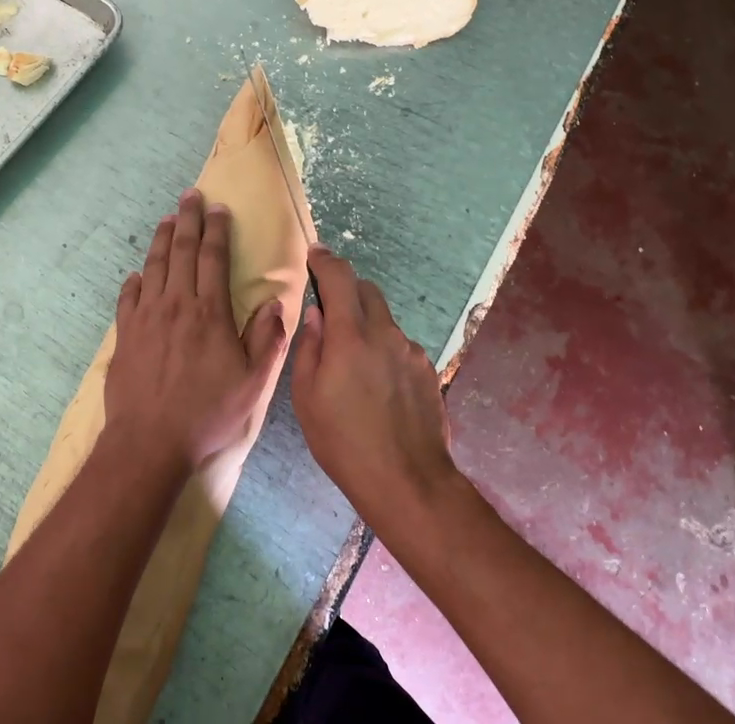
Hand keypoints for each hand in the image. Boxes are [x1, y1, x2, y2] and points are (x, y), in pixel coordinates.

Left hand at [103, 189, 287, 473]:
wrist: (149, 441)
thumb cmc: (207, 413)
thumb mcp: (252, 383)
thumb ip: (266, 340)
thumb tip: (275, 303)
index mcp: (209, 312)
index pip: (214, 259)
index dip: (217, 231)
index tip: (220, 209)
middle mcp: (175, 305)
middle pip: (182, 252)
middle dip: (188, 220)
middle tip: (190, 196)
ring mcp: (145, 318)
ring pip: (154, 267)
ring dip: (162, 240)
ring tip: (168, 220)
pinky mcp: (125, 335)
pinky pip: (128, 298)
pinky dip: (135, 280)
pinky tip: (138, 274)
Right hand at [292, 245, 462, 531]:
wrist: (406, 480)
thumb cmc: (342, 441)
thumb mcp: (306, 397)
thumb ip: (310, 347)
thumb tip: (317, 314)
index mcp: (350, 336)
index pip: (339, 278)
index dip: (325, 260)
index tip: (314, 254)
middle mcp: (385, 334)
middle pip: (367, 291)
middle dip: (347, 292)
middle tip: (330, 314)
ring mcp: (412, 352)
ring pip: (385, 322)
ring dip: (367, 326)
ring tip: (354, 366)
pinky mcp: (428, 371)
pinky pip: (400, 348)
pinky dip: (385, 352)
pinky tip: (378, 388)